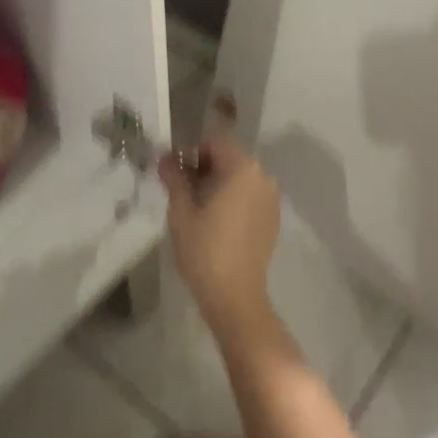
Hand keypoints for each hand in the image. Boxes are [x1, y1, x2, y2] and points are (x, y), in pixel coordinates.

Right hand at [158, 134, 281, 342]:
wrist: (235, 295)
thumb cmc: (204, 249)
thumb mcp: (181, 211)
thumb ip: (175, 179)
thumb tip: (165, 159)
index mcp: (243, 169)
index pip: (214, 143)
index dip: (190, 151)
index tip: (172, 171)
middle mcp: (263, 177)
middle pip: (229, 158)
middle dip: (203, 167)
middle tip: (178, 187)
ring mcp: (271, 199)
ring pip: (240, 178)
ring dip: (217, 183)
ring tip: (193, 205)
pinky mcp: (272, 219)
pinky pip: (250, 196)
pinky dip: (232, 199)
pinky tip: (214, 220)